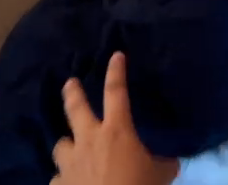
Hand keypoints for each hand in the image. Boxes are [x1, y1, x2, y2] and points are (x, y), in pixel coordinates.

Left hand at [52, 52, 179, 184]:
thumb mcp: (160, 173)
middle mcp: (89, 141)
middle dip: (72, 93)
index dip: (116, 71)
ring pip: (60, 145)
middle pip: (76, 109)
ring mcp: (70, 165)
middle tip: (69, 83)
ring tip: (70, 146)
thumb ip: (162, 161)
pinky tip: (70, 183)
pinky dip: (64, 179)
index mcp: (117, 131)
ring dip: (67, 144)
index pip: (116, 91)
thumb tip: (169, 159)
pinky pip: (58, 178)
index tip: (116, 55)